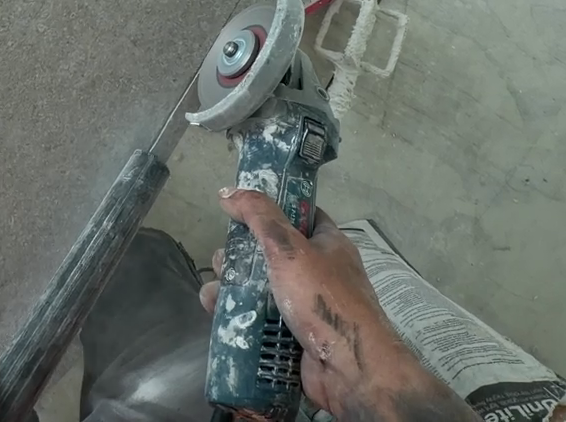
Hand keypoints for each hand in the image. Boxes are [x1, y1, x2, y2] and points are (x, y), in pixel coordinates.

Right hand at [201, 189, 477, 421]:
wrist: (353, 373)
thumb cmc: (325, 300)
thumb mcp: (289, 247)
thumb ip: (258, 215)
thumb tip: (227, 191)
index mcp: (328, 245)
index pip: (299, 214)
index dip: (271, 207)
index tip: (240, 209)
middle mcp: (319, 273)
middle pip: (269, 252)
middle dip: (239, 255)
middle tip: (222, 261)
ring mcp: (306, 306)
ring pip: (260, 286)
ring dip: (231, 286)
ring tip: (212, 292)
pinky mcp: (293, 334)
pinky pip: (259, 317)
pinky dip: (237, 313)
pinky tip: (216, 311)